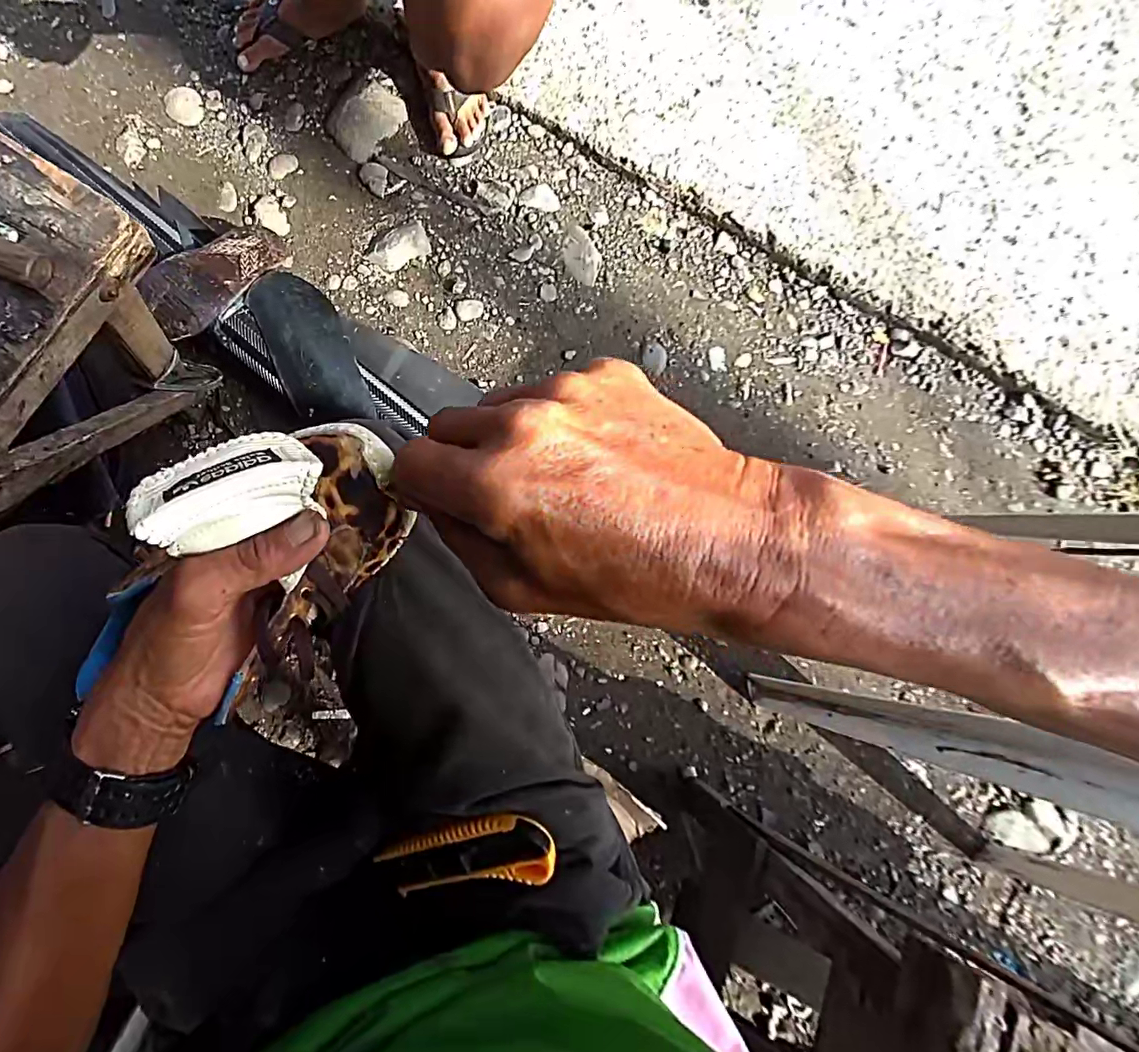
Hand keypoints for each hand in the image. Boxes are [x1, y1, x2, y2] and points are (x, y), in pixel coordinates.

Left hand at [76, 511, 328, 771]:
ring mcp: (257, 579)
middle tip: (349, 525)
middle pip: (286, 523)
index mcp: (210, 529)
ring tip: (351, 550)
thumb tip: (305, 529)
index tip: (334, 493)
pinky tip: (337, 582)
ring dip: (324, 555)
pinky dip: (321, 588)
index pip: (259, 494)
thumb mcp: (203, 589)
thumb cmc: (162, 642)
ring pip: (301, 555)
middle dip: (316, 523)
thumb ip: (251, 557)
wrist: (165, 701)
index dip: (294, 490)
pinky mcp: (273, 609)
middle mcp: (235, 548)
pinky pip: (306, 591)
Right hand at [392, 358, 809, 637]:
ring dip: (504, 435)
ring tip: (552, 473)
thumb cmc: (638, 573)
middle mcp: (522, 426)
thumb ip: (460, 541)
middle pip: (444, 424)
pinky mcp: (602, 376)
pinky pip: (547, 391)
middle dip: (455, 458)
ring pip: (494, 403)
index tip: (428, 489)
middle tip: (492, 489)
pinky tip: (587, 452)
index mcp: (494, 484)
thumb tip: (437, 506)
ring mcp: (565, 392)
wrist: (729, 539)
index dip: (416, 482)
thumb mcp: (518, 588)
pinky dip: (553, 418)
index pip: (410, 459)